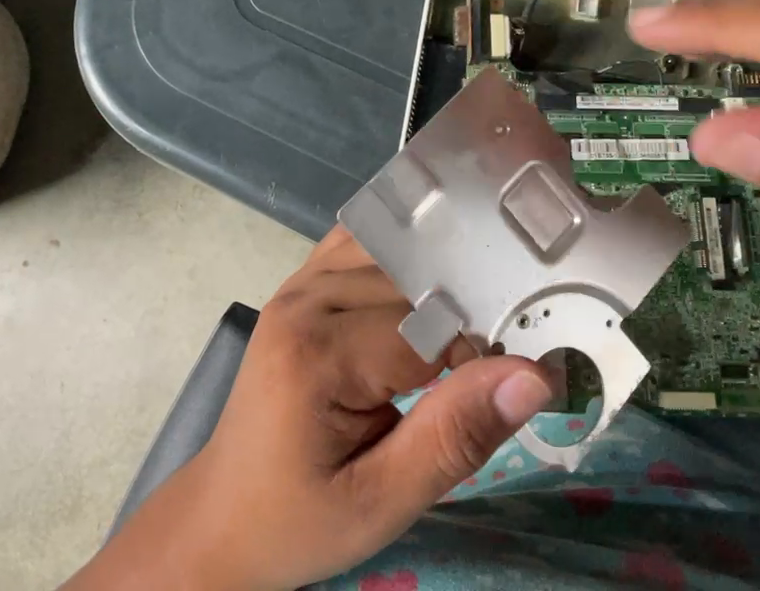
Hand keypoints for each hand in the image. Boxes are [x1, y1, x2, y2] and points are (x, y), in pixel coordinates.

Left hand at [66, 227, 551, 589]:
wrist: (224, 513)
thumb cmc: (299, 517)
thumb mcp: (381, 502)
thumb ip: (454, 436)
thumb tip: (535, 376)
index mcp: (319, 349)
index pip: (433, 322)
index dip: (483, 354)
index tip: (511, 390)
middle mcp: (307, 297)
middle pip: (419, 277)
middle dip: (469, 312)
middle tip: (503, 356)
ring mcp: (301, 282)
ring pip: (401, 249)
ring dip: (444, 280)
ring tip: (476, 324)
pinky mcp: (304, 283)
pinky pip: (369, 243)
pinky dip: (412, 257)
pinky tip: (436, 288)